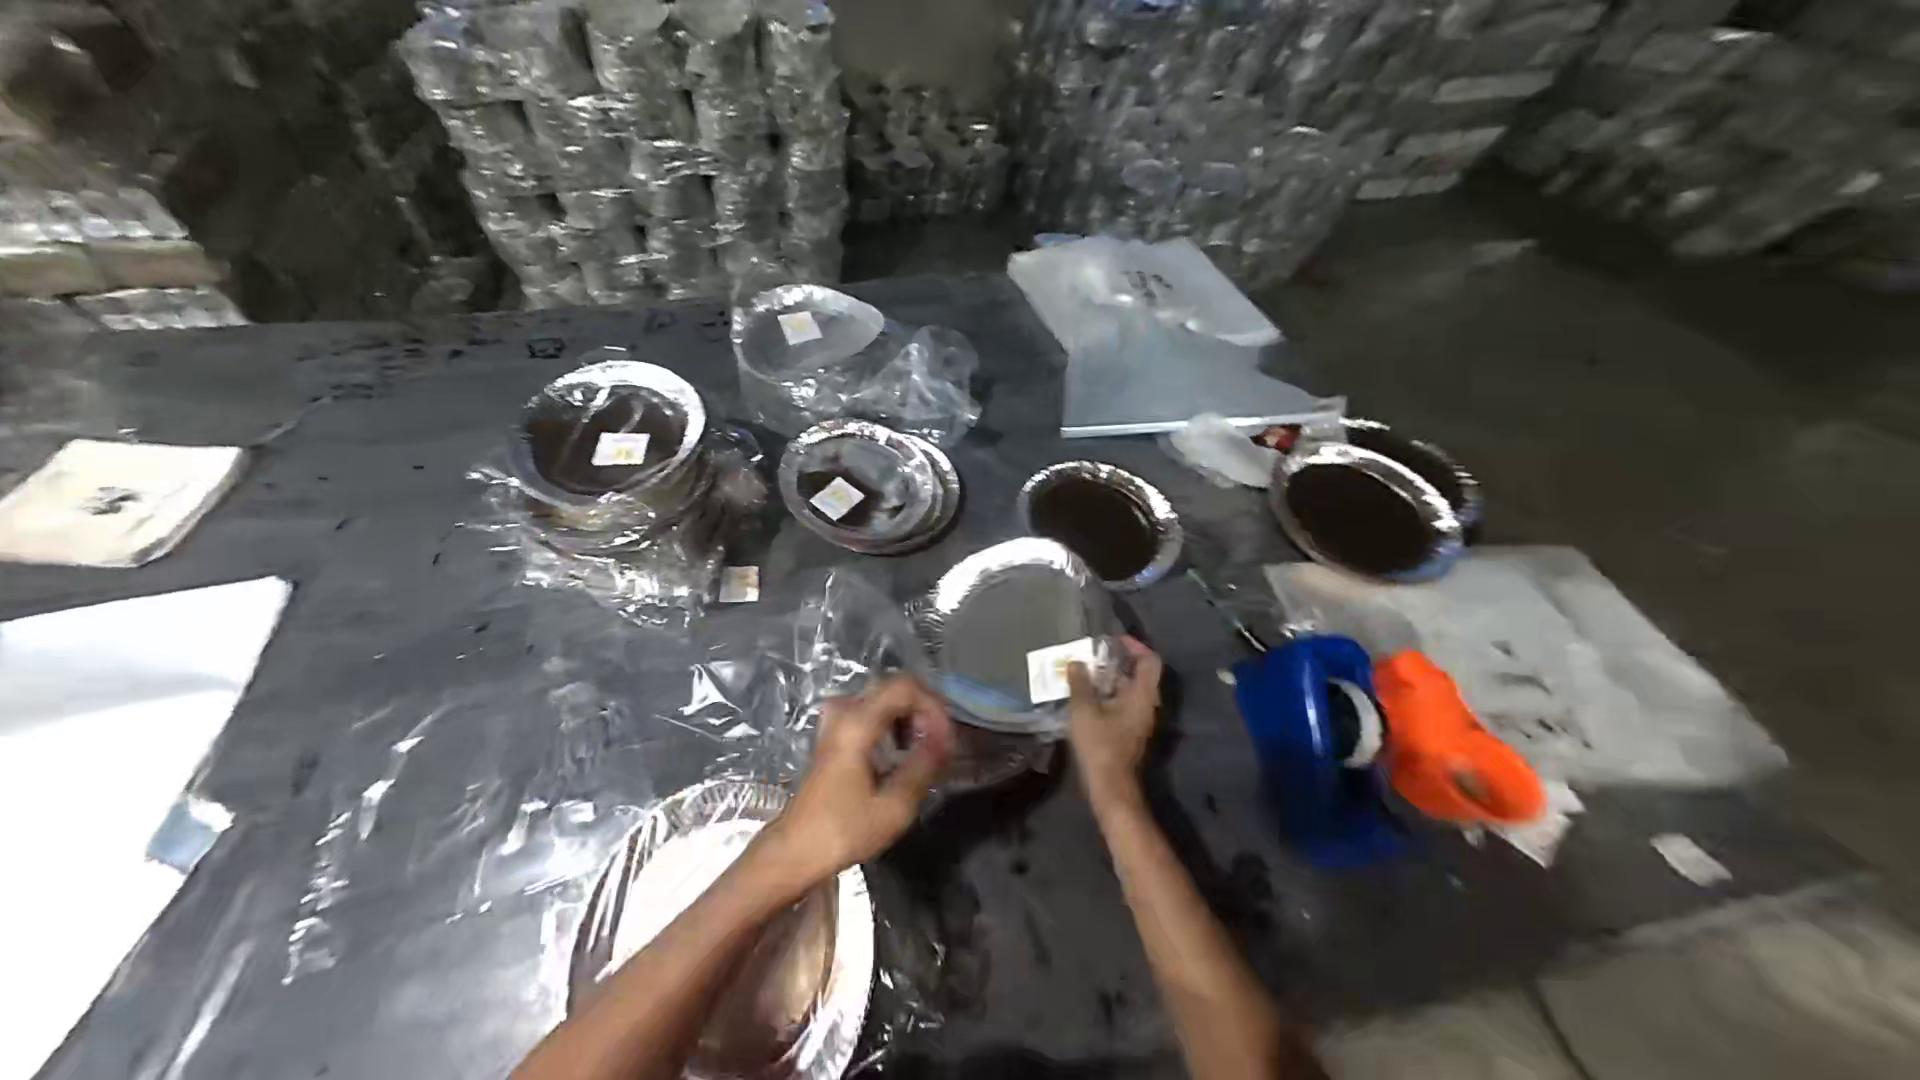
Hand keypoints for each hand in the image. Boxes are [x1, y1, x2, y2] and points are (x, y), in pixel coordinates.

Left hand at [755, 677, 952, 889]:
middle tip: (942, 745)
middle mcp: (844, 710)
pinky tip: (902, 752)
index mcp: (857, 722)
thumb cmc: (842, 831)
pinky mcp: (833, 733)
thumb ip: (924, 765)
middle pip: (896, 688)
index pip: (907, 688)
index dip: (934, 707)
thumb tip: (946, 740)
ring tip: (927, 750)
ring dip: (911, 717)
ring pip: (886, 699)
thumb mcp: (893, 806)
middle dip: (926, 711)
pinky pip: (872, 712)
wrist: (794, 851)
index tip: (947, 741)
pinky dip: (894, 724)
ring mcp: (835, 719)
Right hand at [1067, 635, 1163, 808]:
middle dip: (1116, 661)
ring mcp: (1139, 720)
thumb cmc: (1100, 745)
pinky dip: (1107, 695)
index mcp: (1142, 695)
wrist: (1110, 786)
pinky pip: (1122, 704)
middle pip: (1138, 674)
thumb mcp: (1084, 710)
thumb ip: (1080, 683)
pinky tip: (1084, 696)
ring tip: (1083, 673)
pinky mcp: (1129, 731)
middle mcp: (1146, 705)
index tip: (1114, 640)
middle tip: (1092, 655)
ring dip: (1108, 679)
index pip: (1150, 660)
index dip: (1135, 645)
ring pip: (1128, 690)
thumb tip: (1077, 662)